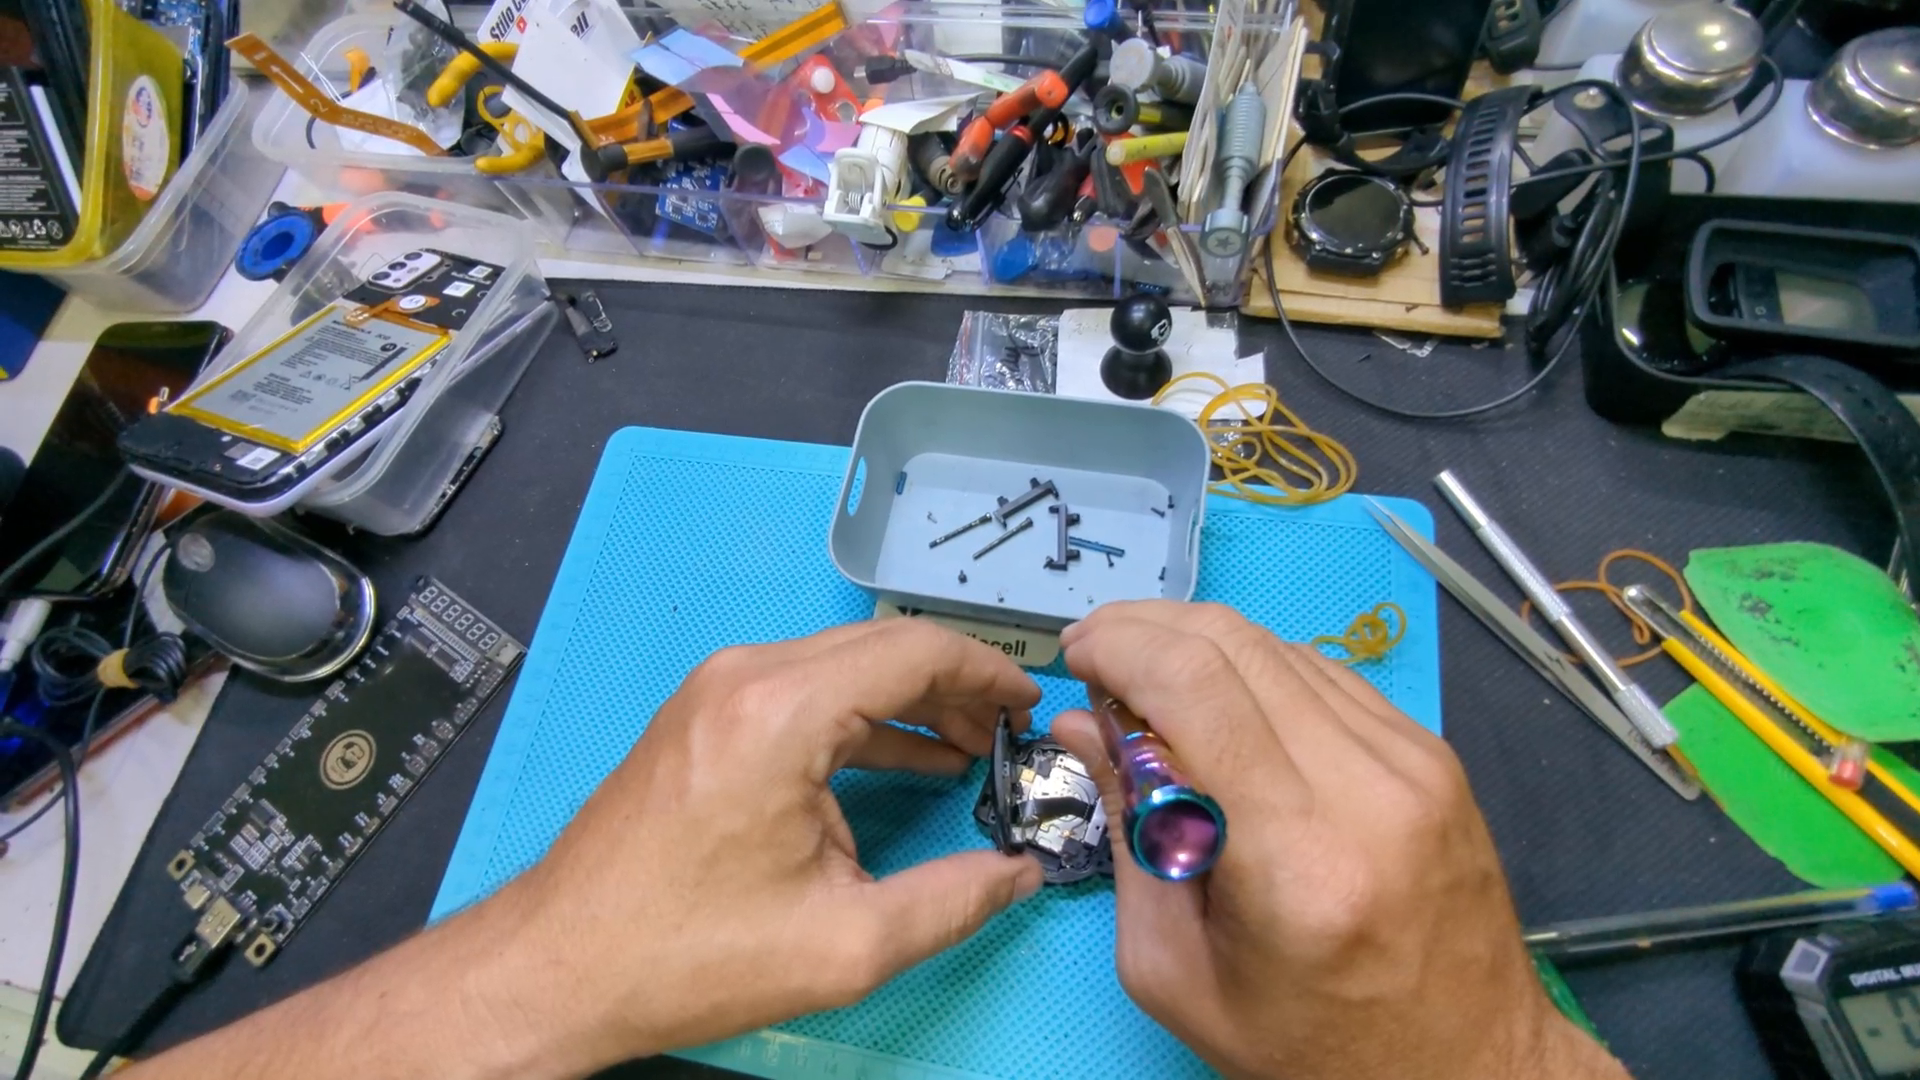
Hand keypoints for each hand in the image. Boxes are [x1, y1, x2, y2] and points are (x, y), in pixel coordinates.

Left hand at [498, 619, 1045, 1070]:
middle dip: (957, 684)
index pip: (913, 651)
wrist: (554, 965)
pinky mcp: (715, 706)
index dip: (985, 671)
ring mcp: (726, 684)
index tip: (1028, 702)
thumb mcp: (842, 945)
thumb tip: (1022, 874)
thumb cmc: (692, 955)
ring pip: (849, 664)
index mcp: (784, 711)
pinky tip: (911, 754)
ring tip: (970, 745)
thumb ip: (952, 902)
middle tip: (1007, 732)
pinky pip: (812, 690)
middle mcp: (752, 673)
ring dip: (915, 699)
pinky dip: (867, 716)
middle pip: (884, 648)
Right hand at [1050, 602, 1626, 1079]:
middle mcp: (1363, 788)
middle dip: (1141, 627)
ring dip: (1187, 637)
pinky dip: (1243, 662)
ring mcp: (1408, 758)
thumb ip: (1123, 829)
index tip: (1076, 656)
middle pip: (1229, 644)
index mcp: (1293, 859)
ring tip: (1140, 663)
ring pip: (1270, 643)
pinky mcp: (1427, 748)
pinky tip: (1211, 688)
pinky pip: (1312, 667)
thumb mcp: (1171, 965)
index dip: (1121, 649)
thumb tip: (1078, 723)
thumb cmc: (1302, 1041)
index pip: (1194, 691)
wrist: (1468, 1068)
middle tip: (1092, 647)